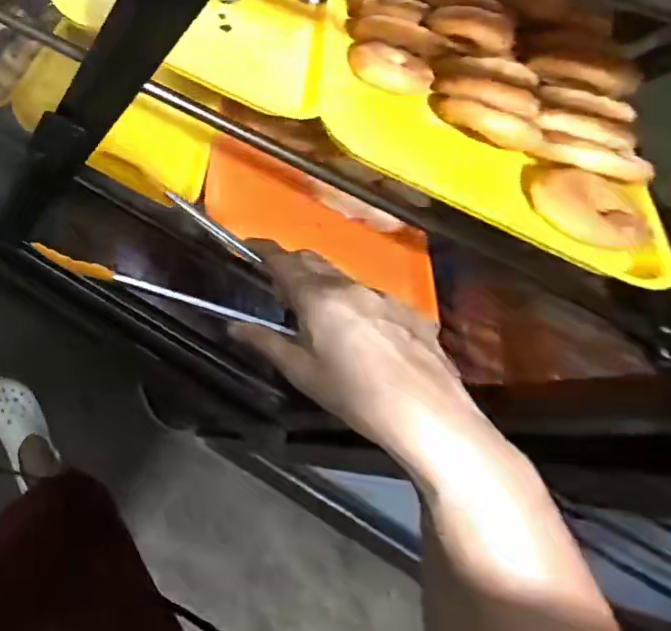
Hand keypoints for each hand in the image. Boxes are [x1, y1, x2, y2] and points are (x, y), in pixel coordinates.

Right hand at [229, 242, 493, 479]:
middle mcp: (352, 289)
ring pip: (347, 281)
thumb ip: (265, 342)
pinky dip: (361, 306)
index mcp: (318, 297)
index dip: (263, 250)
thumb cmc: (356, 396)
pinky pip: (378, 301)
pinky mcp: (418, 320)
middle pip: (315, 262)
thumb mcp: (301, 372)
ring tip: (321, 315)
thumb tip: (234, 327)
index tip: (249, 247)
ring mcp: (389, 302)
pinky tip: (365, 334)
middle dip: (293, 266)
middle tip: (280, 288)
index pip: (283, 260)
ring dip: (327, 287)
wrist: (437, 424)